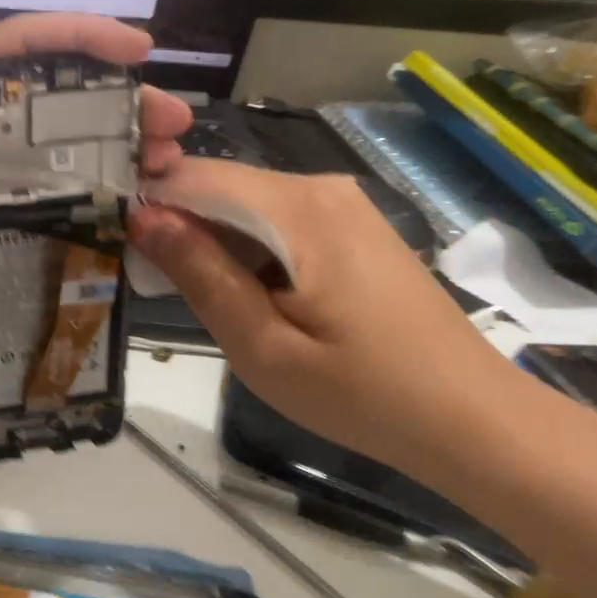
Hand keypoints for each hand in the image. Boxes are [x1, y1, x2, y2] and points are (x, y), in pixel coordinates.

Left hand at [0, 10, 193, 367]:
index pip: (16, 47)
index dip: (78, 37)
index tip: (138, 50)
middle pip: (52, 94)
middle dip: (117, 98)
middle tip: (173, 122)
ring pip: (62, 140)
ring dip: (117, 141)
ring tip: (167, 161)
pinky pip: (55, 186)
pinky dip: (97, 185)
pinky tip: (135, 197)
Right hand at [128, 158, 521, 469]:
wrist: (476, 422)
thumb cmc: (364, 394)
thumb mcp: (263, 347)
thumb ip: (200, 274)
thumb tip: (140, 216)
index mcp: (298, 208)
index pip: (192, 175)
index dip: (147, 201)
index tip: (120, 243)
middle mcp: (319, 187)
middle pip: (218, 186)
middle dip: (181, 226)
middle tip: (159, 284)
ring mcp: (340, 203)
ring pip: (243, 204)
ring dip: (213, 241)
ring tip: (205, 298)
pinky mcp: (351, 226)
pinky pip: (276, 220)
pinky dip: (248, 249)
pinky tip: (252, 296)